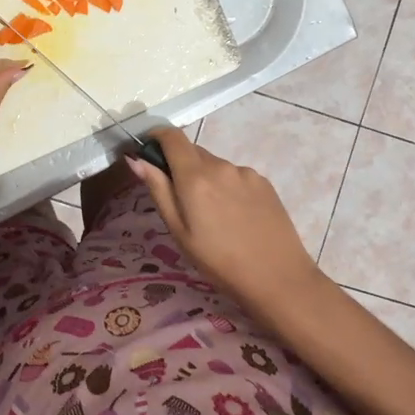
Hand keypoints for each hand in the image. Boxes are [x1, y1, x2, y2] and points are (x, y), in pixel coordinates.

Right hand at [127, 128, 326, 316]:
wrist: (278, 278)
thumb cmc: (219, 262)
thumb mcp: (179, 232)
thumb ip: (158, 190)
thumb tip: (136, 159)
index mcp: (195, 177)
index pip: (172, 136)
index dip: (157, 137)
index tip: (149, 152)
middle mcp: (220, 165)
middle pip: (193, 152)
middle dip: (181, 167)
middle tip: (183, 202)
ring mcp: (245, 172)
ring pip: (215, 166)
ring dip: (206, 179)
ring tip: (214, 216)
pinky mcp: (264, 182)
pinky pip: (235, 176)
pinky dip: (227, 187)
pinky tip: (236, 216)